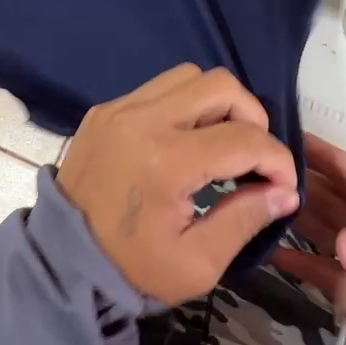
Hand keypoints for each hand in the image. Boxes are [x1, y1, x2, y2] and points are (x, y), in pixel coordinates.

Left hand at [57, 64, 299, 303]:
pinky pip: (158, 87)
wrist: (60, 262)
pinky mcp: (105, 108)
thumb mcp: (197, 263)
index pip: (244, 139)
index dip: (276, 159)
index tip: (283, 183)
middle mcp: (143, 120)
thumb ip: (244, 219)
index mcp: (167, 161)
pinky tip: (185, 140)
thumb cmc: (131, 268)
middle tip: (253, 156)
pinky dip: (184, 105)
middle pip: (220, 85)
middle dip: (251, 117)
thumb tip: (285, 191)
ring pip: (189, 76)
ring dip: (217, 103)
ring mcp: (120, 107)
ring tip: (221, 143)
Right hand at [271, 135, 345, 344]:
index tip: (289, 134)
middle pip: (333, 197)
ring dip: (294, 211)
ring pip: (323, 227)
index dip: (327, 155)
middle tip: (256, 162)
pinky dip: (295, 258)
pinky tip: (266, 249)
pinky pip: (319, 269)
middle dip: (301, 177)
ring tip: (254, 196)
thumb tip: (345, 238)